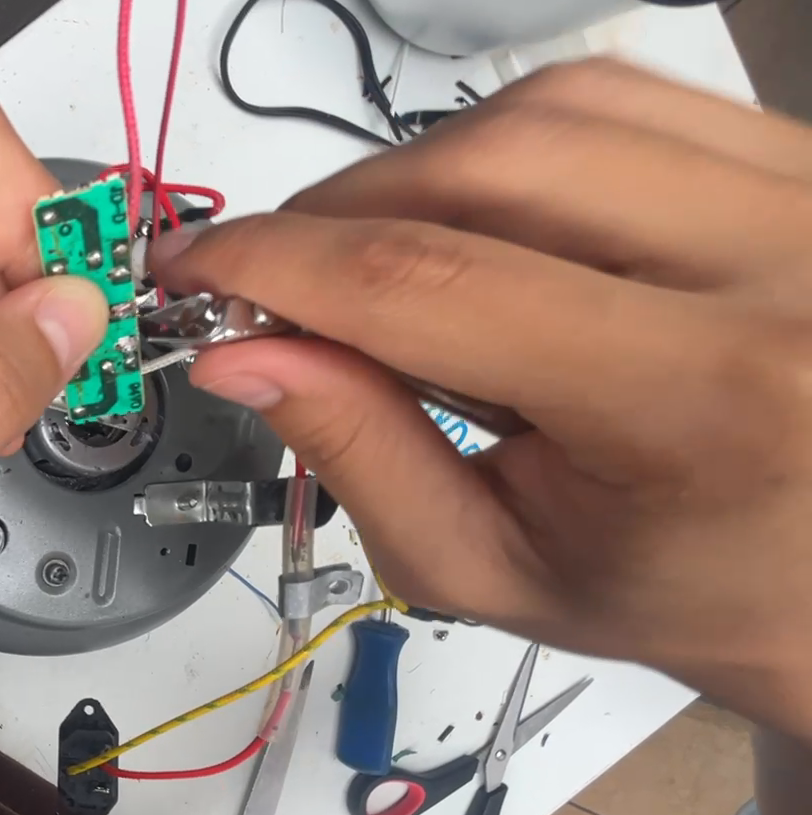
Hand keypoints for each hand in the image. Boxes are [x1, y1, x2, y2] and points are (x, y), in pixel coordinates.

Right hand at [157, 59, 811, 739]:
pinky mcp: (801, 159)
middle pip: (481, 168)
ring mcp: (811, 189)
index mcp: (692, 398)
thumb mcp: (464, 560)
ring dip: (392, 182)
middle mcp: (784, 257)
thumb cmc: (645, 590)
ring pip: (540, 115)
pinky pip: (604, 106)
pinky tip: (443, 231)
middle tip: (257, 283)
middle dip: (324, 217)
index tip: (183, 268)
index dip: (273, 262)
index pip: (423, 282)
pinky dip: (474, 157)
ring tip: (345, 264)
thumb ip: (349, 451)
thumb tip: (232, 357)